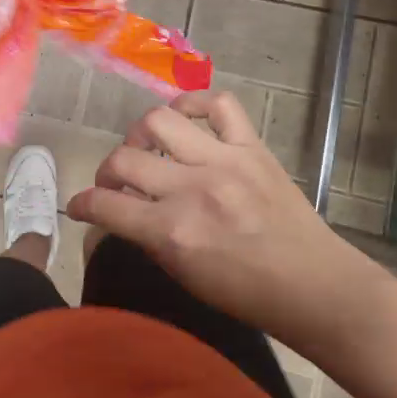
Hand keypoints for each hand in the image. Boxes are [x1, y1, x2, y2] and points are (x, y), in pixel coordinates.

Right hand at [66, 90, 386, 349]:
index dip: (82, 204)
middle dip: (106, 172)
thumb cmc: (245, 294)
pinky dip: (194, 104)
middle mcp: (193, 190)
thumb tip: (114, 214)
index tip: (79, 206)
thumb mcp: (182, 275)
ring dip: (140, 135)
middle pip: (123, 159)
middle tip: (115, 184)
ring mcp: (224, 162)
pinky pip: (218, 104)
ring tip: (147, 149)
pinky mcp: (253, 148)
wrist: (317, 289)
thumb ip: (144, 238)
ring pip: (159, 121)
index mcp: (173, 232)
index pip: (104, 204)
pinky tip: (185, 119)